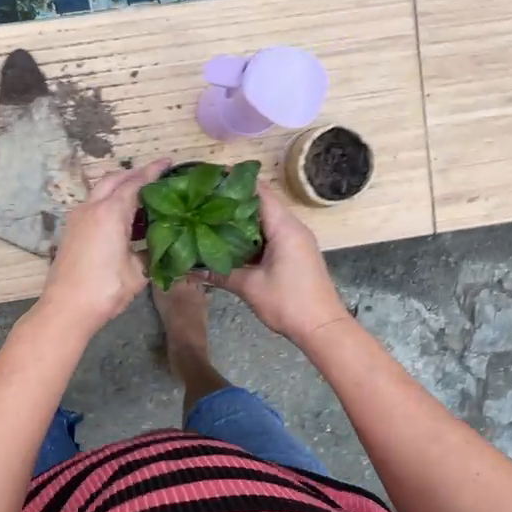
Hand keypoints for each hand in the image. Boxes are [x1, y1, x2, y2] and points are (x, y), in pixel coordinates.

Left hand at [36, 158, 171, 336]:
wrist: (66, 308)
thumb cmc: (105, 290)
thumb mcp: (138, 272)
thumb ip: (150, 252)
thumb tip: (160, 245)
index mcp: (110, 213)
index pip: (135, 183)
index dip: (153, 172)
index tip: (168, 163)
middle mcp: (91, 208)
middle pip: (114, 180)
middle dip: (134, 174)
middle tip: (156, 176)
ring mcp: (77, 219)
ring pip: (101, 192)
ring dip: (120, 188)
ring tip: (143, 196)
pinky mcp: (72, 231)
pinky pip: (93, 206)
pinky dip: (110, 203)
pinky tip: (124, 218)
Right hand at [209, 190, 351, 341]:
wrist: (323, 328)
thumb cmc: (289, 303)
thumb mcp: (250, 287)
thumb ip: (219, 273)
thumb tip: (189, 268)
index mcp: (284, 227)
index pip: (258, 191)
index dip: (233, 184)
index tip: (207, 182)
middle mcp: (292, 227)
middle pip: (260, 204)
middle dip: (231, 203)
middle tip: (201, 204)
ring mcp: (295, 240)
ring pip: (264, 221)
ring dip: (240, 222)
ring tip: (208, 222)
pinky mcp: (294, 253)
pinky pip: (270, 236)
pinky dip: (250, 237)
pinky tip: (228, 244)